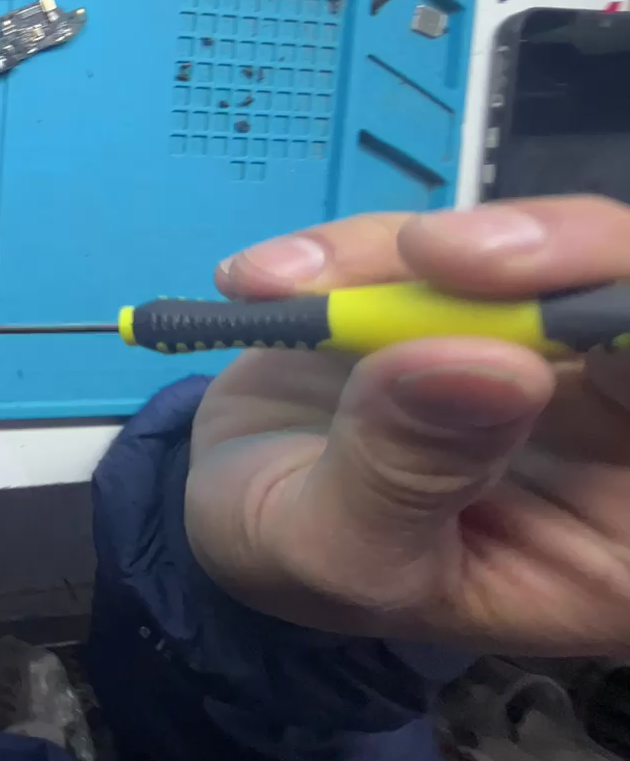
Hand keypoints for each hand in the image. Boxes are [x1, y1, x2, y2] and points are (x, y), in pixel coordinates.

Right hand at [185, 195, 629, 653]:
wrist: (214, 510)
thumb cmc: (288, 560)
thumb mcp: (336, 547)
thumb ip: (405, 471)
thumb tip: (488, 363)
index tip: (526, 303)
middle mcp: (609, 422)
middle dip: (551, 252)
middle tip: (427, 254)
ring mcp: (519, 354)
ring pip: (520, 248)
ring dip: (385, 251)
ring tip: (274, 288)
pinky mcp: (433, 304)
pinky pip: (411, 243)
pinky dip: (328, 250)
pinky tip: (255, 283)